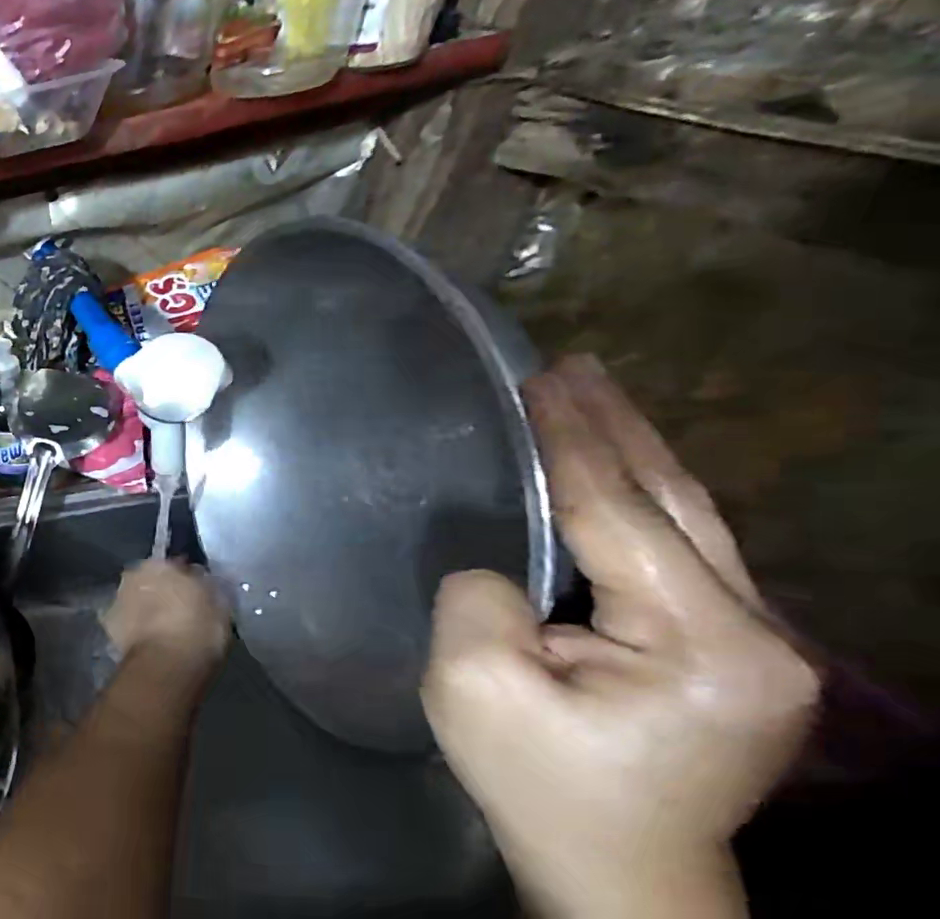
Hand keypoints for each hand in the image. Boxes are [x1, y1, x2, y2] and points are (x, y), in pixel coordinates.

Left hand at [103, 556, 230, 675]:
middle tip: (178, 611)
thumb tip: (200, 579)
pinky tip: (146, 642)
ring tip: (162, 630)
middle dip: (162, 591)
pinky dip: (133, 627)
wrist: (165, 666)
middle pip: (151, 579)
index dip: (187, 580)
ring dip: (145, 608)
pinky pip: (125, 620)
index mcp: (161, 564)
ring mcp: (117, 598)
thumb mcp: (219, 605)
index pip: (176, 565)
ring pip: (135, 598)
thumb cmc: (199, 632)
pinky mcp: (108, 624)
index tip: (196, 594)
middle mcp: (134, 574)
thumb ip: (207, 586)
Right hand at [422, 356, 818, 918]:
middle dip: (617, 426)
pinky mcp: (730, 652)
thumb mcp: (476, 687)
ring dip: (636, 450)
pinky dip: (641, 492)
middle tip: (572, 364)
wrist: (615, 868)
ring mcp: (755, 645)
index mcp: (701, 647)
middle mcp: (756, 636)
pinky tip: (615, 465)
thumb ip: (481, 598)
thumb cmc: (539, 781)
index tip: (538, 379)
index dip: (571, 443)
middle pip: (678, 503)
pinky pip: (682, 547)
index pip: (621, 515)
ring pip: (692, 519)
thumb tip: (505, 564)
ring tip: (592, 393)